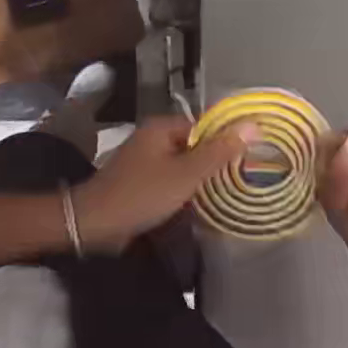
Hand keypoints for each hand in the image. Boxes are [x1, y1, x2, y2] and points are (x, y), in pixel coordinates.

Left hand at [72, 116, 255, 251]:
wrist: (95, 222)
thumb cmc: (142, 194)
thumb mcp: (185, 174)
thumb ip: (218, 152)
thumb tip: (253, 126)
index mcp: (161, 127)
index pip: (205, 126)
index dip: (226, 142)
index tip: (248, 160)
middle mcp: (152, 138)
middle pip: (194, 145)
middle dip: (214, 162)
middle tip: (241, 180)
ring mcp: (144, 160)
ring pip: (182, 164)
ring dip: (199, 178)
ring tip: (226, 193)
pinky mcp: (139, 181)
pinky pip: (169, 179)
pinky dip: (183, 189)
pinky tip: (198, 204)